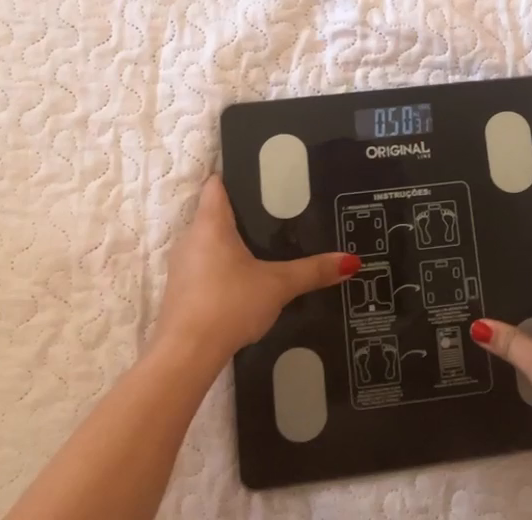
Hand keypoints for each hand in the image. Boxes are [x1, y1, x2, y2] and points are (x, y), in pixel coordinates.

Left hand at [153, 178, 359, 363]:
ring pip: (208, 242)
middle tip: (277, 213)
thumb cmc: (229, 305)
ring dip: (231, 244)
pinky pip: (204, 267)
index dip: (236, 176)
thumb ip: (313, 271)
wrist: (186, 355)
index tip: (262, 177)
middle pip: (214, 213)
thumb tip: (351, 261)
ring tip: (265, 246)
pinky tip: (244, 282)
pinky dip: (222, 268)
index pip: (217, 184)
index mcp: (211, 223)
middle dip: (242, 213)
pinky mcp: (180, 291)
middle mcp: (190, 238)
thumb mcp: (278, 285)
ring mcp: (181, 266)